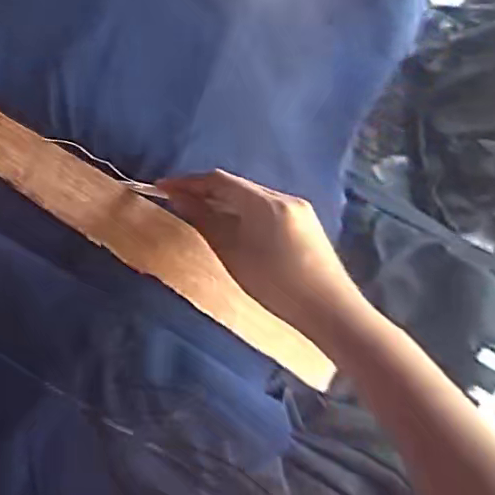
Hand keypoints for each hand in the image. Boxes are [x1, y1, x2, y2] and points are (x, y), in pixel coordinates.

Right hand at [156, 170, 372, 348]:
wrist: (334, 315)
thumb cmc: (275, 283)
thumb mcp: (230, 250)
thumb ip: (202, 218)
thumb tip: (178, 197)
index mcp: (265, 202)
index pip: (217, 179)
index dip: (185, 182)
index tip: (160, 187)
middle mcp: (283, 198)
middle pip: (234, 185)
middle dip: (202, 190)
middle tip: (175, 200)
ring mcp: (298, 211)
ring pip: (249, 196)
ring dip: (221, 201)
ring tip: (197, 213)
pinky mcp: (305, 226)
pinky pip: (263, 208)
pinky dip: (240, 210)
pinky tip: (229, 225)